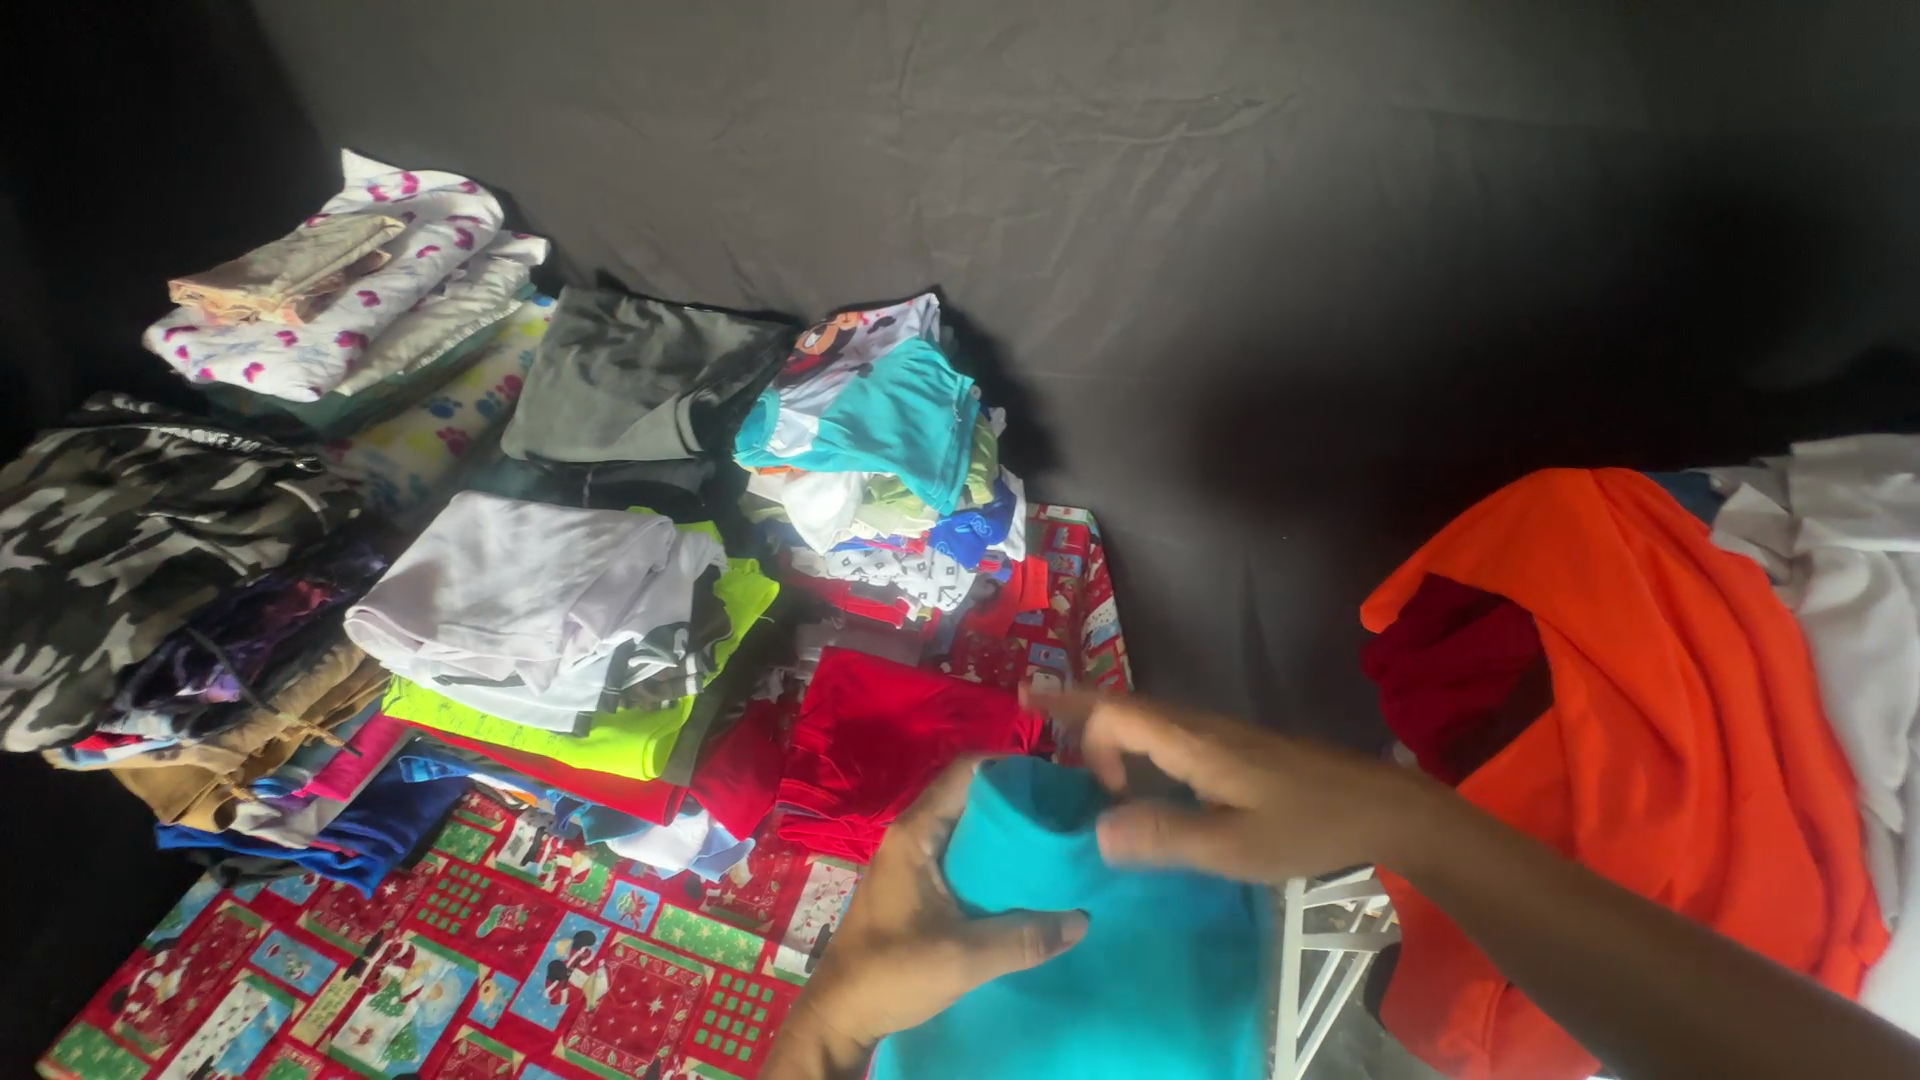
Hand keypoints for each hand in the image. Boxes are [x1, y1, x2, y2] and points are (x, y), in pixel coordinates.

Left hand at [768, 756, 1089, 1077]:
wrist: (838, 1014)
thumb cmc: (891, 972)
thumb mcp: (962, 958)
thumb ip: (1023, 938)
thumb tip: (1082, 920)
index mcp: (916, 832)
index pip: (965, 771)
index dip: (1008, 767)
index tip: (1051, 780)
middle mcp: (912, 833)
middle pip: (968, 794)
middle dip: (1013, 798)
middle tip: (1059, 811)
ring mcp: (911, 858)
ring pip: (964, 824)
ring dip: (1002, 828)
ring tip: (1049, 838)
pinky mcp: (915, 882)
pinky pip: (958, 850)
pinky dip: (989, 853)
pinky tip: (1020, 874)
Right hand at [1031, 689, 1447, 884]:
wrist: (1379, 805)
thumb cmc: (1307, 825)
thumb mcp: (1235, 847)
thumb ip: (1165, 837)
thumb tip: (1095, 831)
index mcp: (1190, 742)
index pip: (1116, 715)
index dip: (1093, 745)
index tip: (1107, 797)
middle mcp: (1195, 724)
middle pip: (1121, 701)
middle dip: (1071, 700)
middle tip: (1027, 696)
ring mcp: (1213, 731)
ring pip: (1142, 712)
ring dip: (1098, 715)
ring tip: (1060, 718)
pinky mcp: (1228, 745)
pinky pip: (1161, 728)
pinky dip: (1128, 732)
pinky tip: (1130, 758)